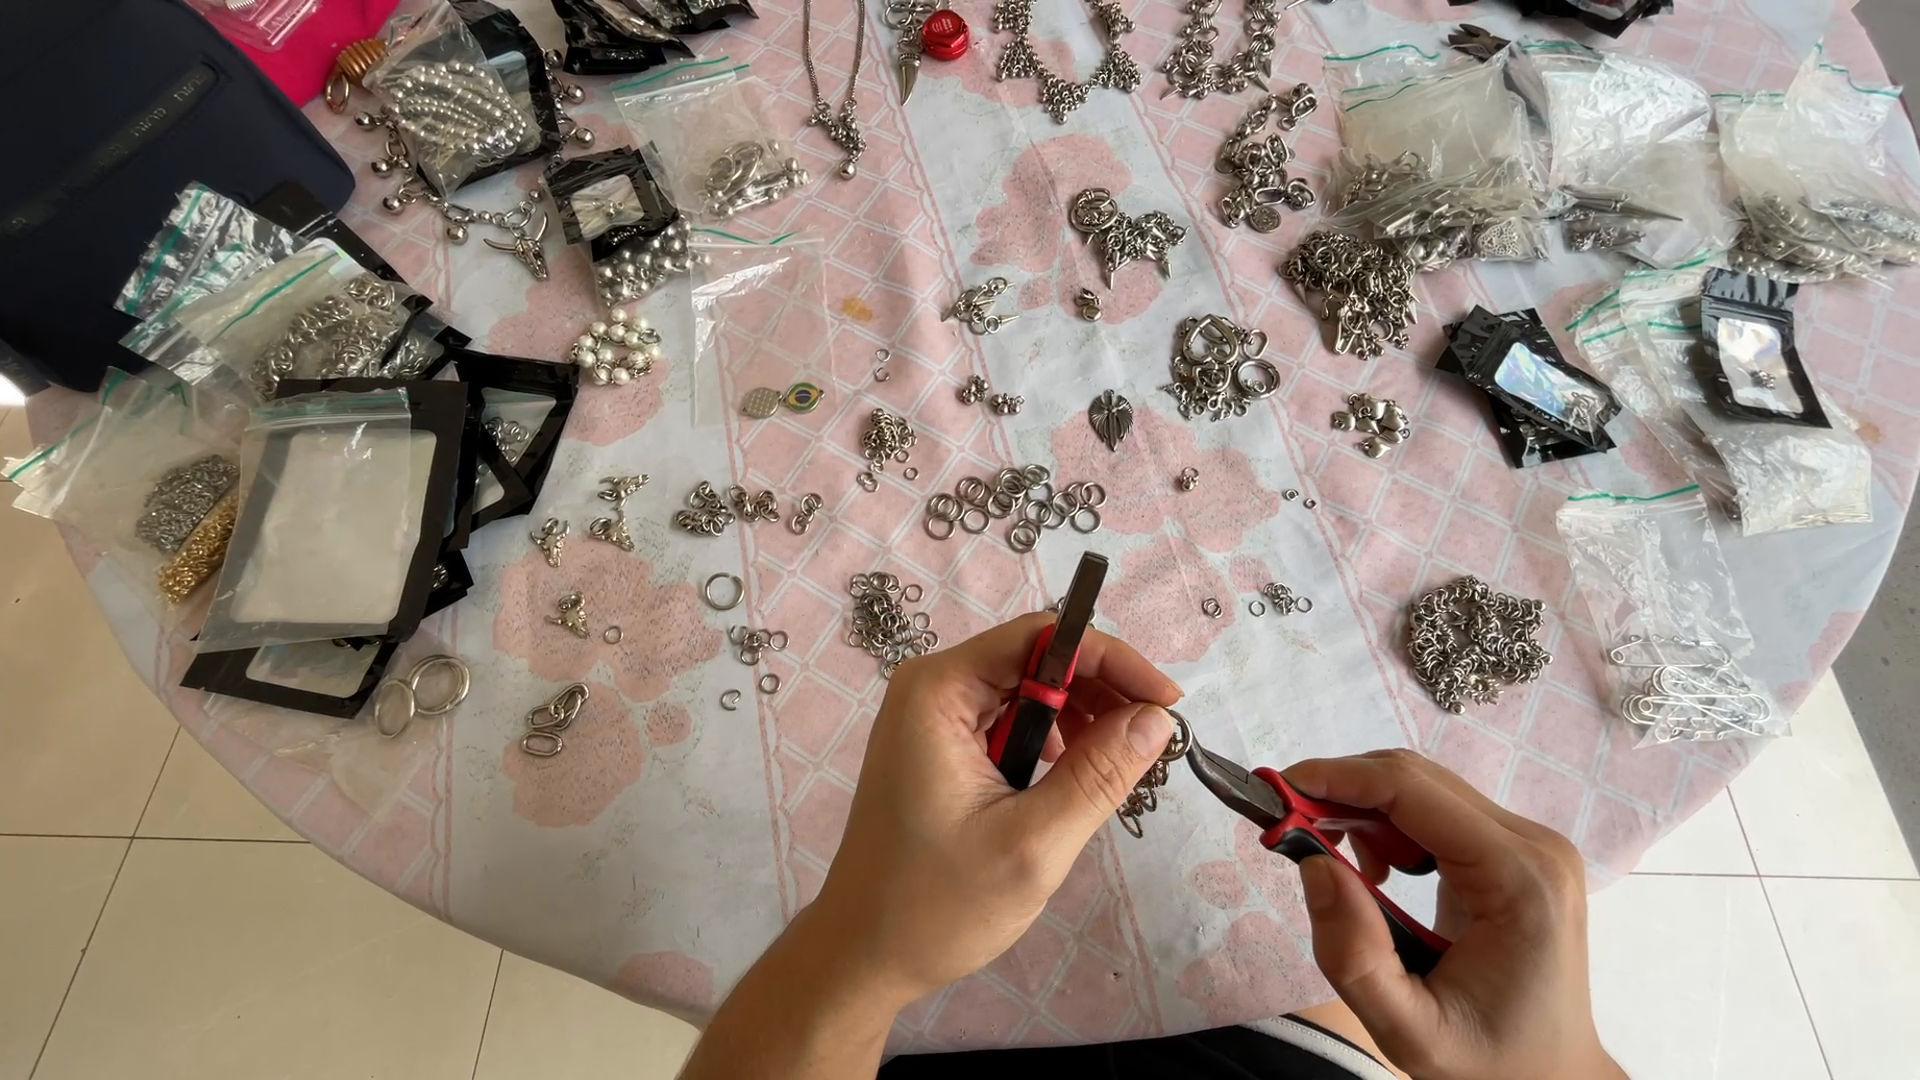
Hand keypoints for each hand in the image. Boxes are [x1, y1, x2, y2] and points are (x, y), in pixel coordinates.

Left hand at [811, 611, 1182, 1003]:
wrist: (863, 952)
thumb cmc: (936, 905)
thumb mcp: (1032, 843)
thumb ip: (1098, 774)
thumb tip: (1156, 719)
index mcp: (939, 690)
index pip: (1039, 638)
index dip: (1109, 658)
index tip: (1165, 700)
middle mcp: (933, 686)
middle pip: (1035, 658)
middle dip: (1099, 691)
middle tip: (1151, 738)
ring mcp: (933, 713)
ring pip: (1027, 688)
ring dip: (1079, 716)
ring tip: (1116, 763)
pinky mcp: (941, 741)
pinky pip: (1008, 718)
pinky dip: (1051, 738)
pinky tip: (1073, 774)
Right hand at [1285, 750, 1624, 1079]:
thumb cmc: (1486, 1062)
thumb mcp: (1409, 1032)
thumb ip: (1354, 955)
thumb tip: (1316, 864)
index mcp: (1520, 879)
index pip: (1411, 789)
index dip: (1336, 777)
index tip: (1275, 790)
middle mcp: (1531, 844)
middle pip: (1411, 778)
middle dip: (1338, 789)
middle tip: (1288, 826)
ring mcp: (1525, 841)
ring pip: (1415, 784)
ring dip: (1357, 805)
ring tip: (1332, 857)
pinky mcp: (1509, 846)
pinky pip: (1427, 805)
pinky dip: (1381, 820)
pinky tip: (1374, 869)